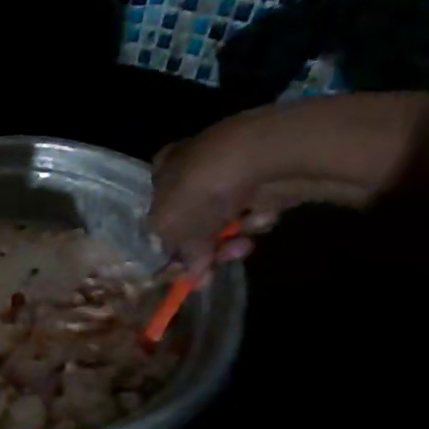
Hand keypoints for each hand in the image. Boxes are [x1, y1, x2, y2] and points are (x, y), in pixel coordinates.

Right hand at [147, 95, 421, 270]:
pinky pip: (256, 210)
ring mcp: (235, 173)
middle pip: (195, 221)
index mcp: (164, 171)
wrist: (265, 154)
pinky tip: (262, 218)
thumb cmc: (199, 189)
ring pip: (226, 219)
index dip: (167, 240)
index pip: (159, 211)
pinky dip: (257, 221)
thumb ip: (176, 252)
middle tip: (211, 268)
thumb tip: (192, 274)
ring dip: (231, 240)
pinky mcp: (269, 179)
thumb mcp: (170, 228)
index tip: (179, 266)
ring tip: (242, 246)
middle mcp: (196, 168)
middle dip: (204, 248)